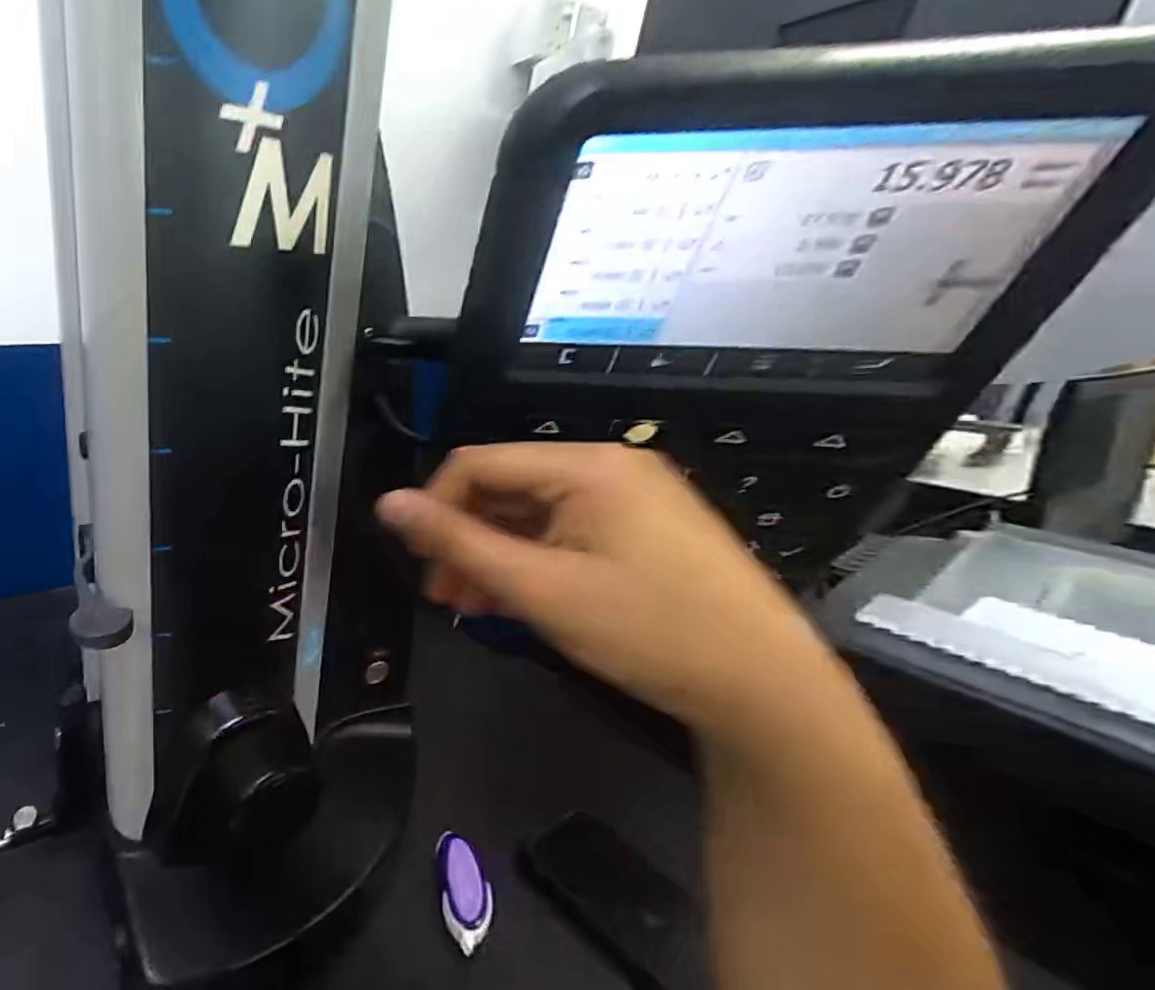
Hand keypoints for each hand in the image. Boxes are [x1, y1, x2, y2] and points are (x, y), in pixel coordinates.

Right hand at [376, 442, 836, 738]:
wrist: (767, 691)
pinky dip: (533, 561)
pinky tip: (515, 600)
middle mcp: (608, 466)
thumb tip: (387, 503)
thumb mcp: (539, 588)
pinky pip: (566, 531)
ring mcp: (631, 496)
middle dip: (465, 539)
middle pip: (506, 488)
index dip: (435, 507)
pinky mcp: (643, 528)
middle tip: (443, 594)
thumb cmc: (647, 630)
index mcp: (585, 465)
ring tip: (473, 605)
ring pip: (533, 514)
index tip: (421, 562)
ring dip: (495, 554)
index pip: (477, 464)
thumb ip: (457, 542)